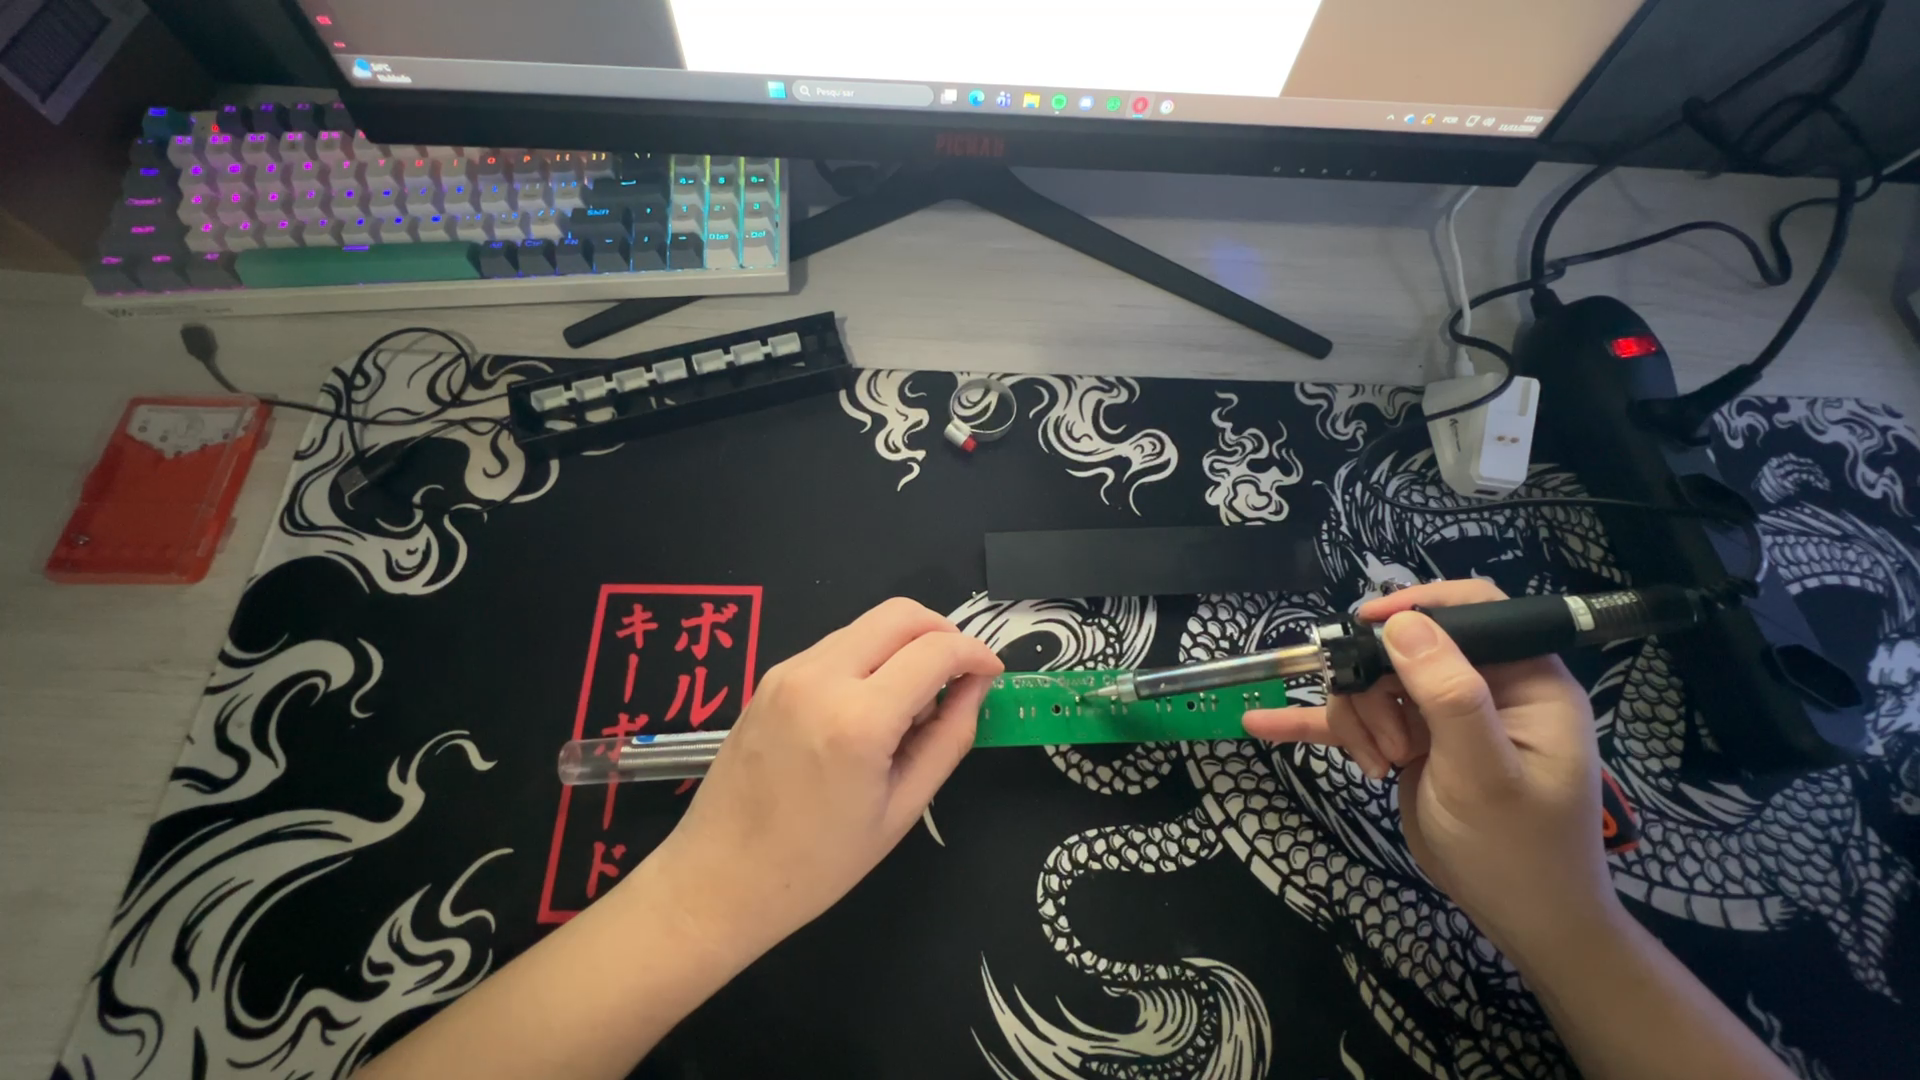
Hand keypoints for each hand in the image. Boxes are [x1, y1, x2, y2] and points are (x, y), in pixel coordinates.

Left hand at [638, 597, 1003, 955]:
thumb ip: (950, 737)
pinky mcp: (771, 676)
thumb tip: (977, 686)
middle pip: (900, 614)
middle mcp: (820, 677)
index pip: (936, 650)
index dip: (976, 653)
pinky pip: (837, 645)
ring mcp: (789, 671)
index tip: (992, 673)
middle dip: (943, 631)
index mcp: (858, 719)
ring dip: (905, 644)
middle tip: (960, 674)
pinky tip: (874, 705)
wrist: (717, 880)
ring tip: (914, 702)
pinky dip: (871, 657)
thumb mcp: (902, 808)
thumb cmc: (817, 864)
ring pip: (868, 624)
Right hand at [1243, 579, 1620, 955]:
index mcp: (1524, 681)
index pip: (1474, 612)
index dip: (1418, 607)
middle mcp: (1481, 688)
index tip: (1363, 627)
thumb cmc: (1518, 849)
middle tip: (1384, 741)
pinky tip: (1262, 723)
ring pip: (1370, 685)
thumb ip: (1448, 694)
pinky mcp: (1407, 742)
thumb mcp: (1484, 772)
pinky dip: (1313, 724)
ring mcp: (1439, 717)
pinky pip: (1353, 722)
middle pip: (1401, 650)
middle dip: (1374, 689)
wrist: (1520, 920)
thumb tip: (1401, 622)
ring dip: (1355, 721)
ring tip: (1378, 765)